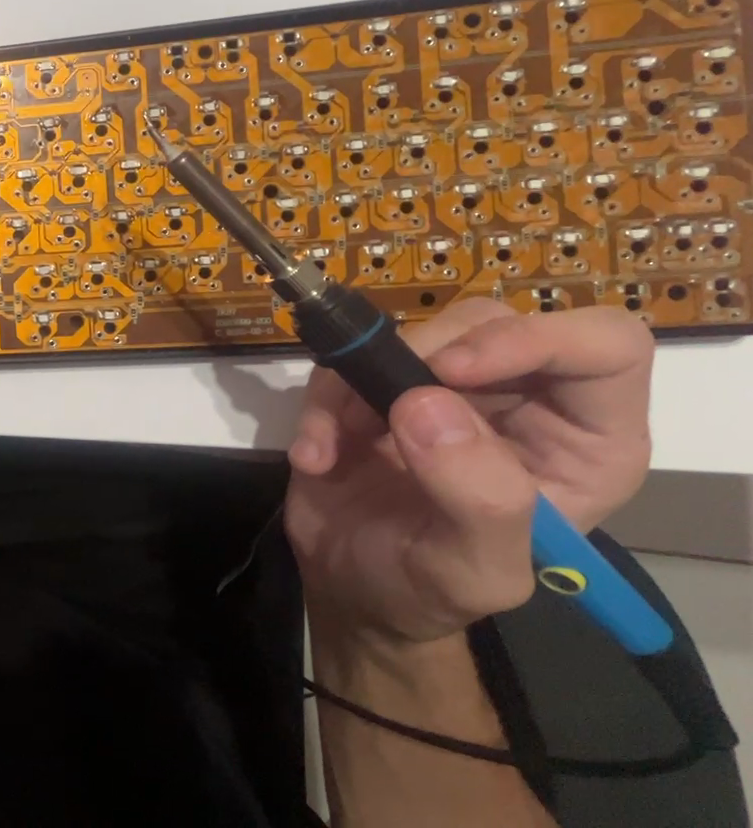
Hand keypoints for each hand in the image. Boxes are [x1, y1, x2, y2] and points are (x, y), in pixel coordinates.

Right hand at [284, 298, 653, 644]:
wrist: (351, 590)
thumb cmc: (430, 592)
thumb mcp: (473, 570)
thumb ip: (478, 497)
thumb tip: (426, 404)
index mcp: (581, 440)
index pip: (601, 347)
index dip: (532, 341)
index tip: (450, 372)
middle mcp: (520, 401)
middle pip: (489, 323)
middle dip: (419, 357)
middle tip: (375, 408)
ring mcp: (442, 392)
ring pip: (409, 335)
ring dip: (353, 385)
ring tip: (329, 449)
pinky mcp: (375, 391)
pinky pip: (346, 363)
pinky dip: (319, 405)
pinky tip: (314, 458)